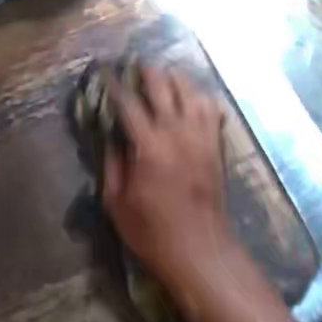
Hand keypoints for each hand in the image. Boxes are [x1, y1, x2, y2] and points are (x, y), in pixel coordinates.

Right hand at [101, 63, 233, 289]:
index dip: (115, 84)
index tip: (105, 72)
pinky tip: (190, 99)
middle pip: (163, 85)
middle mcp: (178, 133)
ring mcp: (201, 137)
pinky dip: (199, 97)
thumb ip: (112, 163)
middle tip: (134, 67)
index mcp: (150, 145)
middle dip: (147, 72)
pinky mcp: (216, 146)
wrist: (202, 254)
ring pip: (191, 90)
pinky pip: (211, 109)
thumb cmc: (153, 232)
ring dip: (174, 79)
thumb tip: (111, 136)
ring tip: (162, 77)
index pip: (129, 102)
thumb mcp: (116, 203)